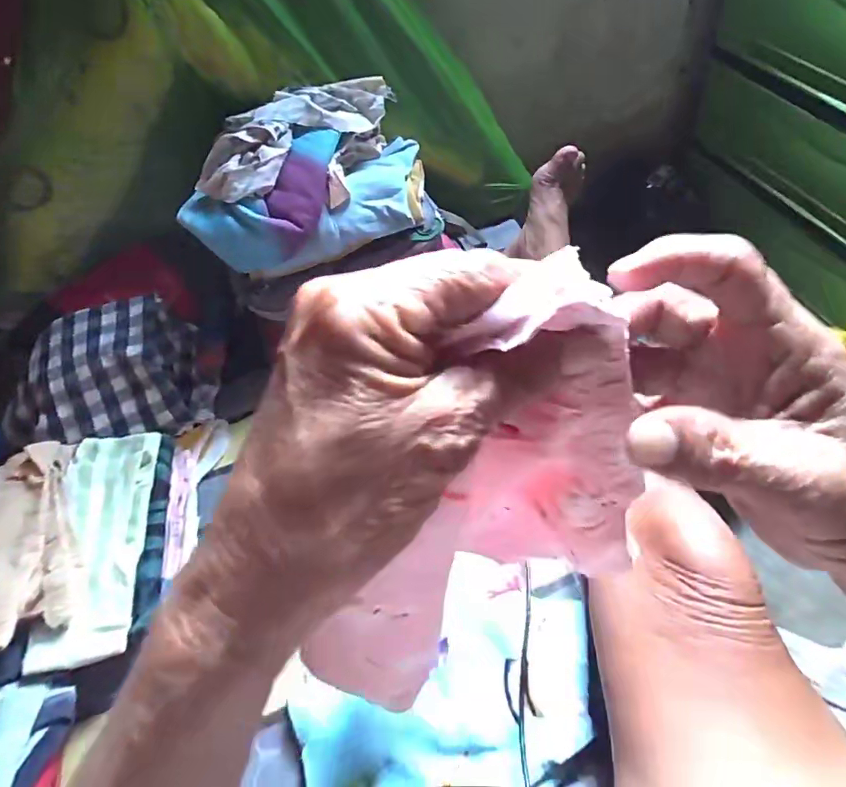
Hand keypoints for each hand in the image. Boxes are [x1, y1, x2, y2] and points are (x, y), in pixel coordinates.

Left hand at [199, 248, 557, 635]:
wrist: (263, 572)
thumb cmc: (349, 507)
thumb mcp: (444, 434)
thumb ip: (514, 374)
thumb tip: (574, 340)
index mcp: (360, 306)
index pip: (469, 273)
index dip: (532, 291)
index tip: (582, 318)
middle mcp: (341, 295)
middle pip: (449, 287)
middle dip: (509, 316)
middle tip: (564, 346)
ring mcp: (333, 323)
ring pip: (432, 312)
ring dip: (482, 336)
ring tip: (534, 363)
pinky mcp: (336, 353)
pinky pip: (408, 337)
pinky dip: (451, 353)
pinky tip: (486, 375)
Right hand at [608, 235, 845, 574]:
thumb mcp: (801, 479)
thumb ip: (721, 455)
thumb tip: (637, 435)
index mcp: (782, 339)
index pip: (732, 269)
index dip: (678, 257)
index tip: (620, 276)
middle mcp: (741, 348)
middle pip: (677, 306)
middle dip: (629, 316)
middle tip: (581, 349)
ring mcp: (716, 381)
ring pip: (655, 349)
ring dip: (617, 360)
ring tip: (574, 381)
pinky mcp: (698, 416)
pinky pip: (649, 395)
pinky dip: (620, 401)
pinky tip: (590, 417)